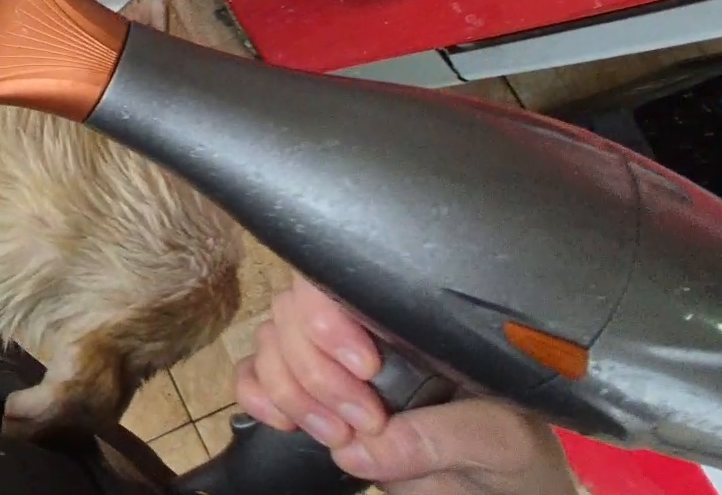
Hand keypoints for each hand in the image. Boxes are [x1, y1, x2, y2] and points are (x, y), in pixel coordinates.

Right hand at [235, 278, 576, 494]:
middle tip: (363, 422)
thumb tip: (360, 448)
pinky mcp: (295, 390)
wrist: (493, 491)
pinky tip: (282, 422)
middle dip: (315, 372)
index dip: (326, 317)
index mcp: (393, 318)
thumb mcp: (500, 443)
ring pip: (267, 345)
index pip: (330, 284)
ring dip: (290, 391)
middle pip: (289, 316)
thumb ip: (438, 439)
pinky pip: (251, 375)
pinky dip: (256, 395)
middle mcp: (346, 328)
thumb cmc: (509, 454)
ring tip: (337, 437)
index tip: (366, 371)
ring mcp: (315, 357)